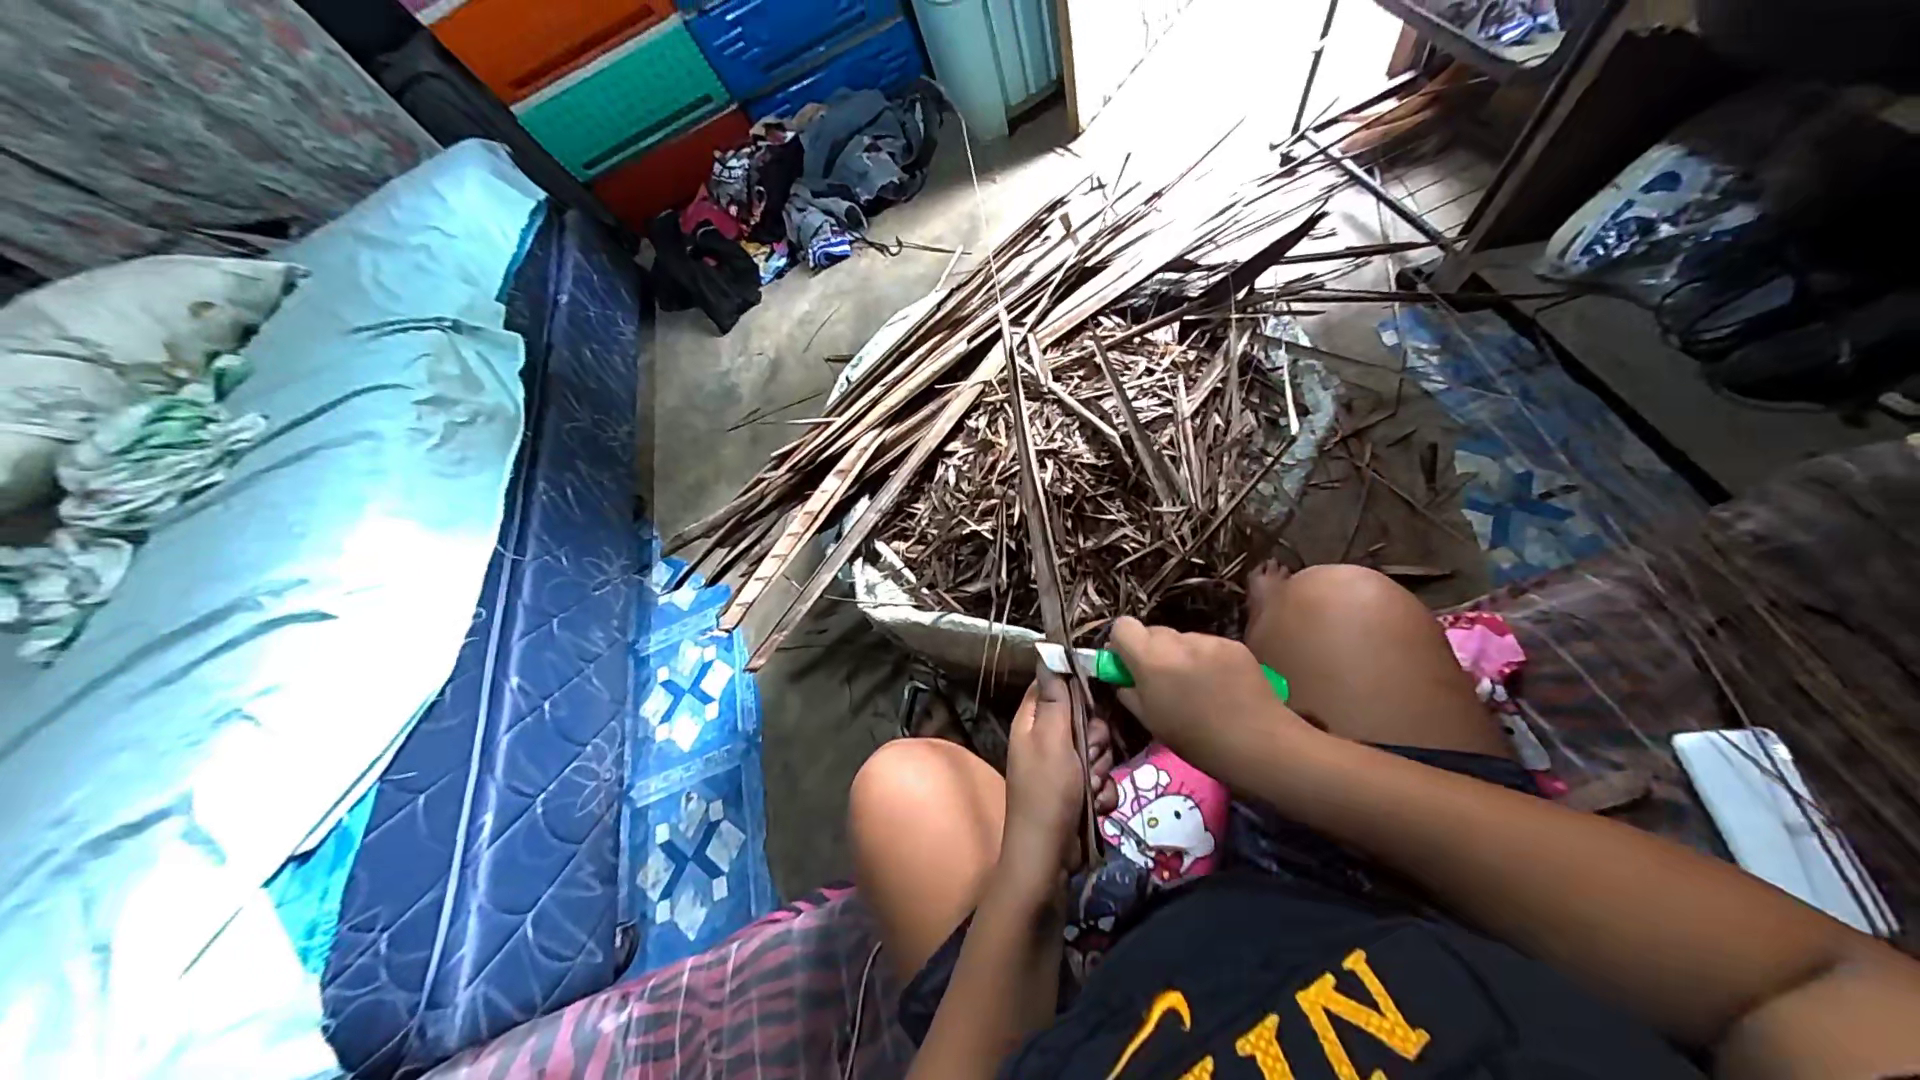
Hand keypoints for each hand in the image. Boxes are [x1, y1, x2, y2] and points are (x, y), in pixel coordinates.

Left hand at [1000, 664, 1117, 890]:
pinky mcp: (1077, 790)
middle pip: (1082, 718)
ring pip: (1097, 749)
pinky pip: (1101, 777)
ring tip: (1090, 786)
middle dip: (1094, 738)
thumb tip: (1047, 654)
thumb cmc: (1047, 792)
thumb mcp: (1052, 739)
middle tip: (1089, 754)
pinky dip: (1103, 792)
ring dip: (1101, 768)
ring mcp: (1062, 767)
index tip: (1091, 703)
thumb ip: (1055, 699)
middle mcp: (1045, 739)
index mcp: (1031, 721)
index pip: (1054, 686)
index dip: (1076, 690)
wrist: (1049, 857)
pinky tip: (1096, 804)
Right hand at [1108, 616, 1312, 776]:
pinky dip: (1206, 659)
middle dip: (1152, 650)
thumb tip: (1124, 677)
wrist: (1257, 743)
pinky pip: (1207, 645)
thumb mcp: (1149, 721)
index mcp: (1150, 659)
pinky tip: (1219, 684)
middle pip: (1153, 631)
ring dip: (1180, 654)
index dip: (1122, 642)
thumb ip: (1129, 691)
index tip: (1128, 664)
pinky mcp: (1233, 643)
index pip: (1122, 626)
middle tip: (1163, 680)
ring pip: (1182, 638)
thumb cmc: (1195, 740)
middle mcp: (1177, 641)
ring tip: (1197, 686)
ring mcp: (1208, 640)